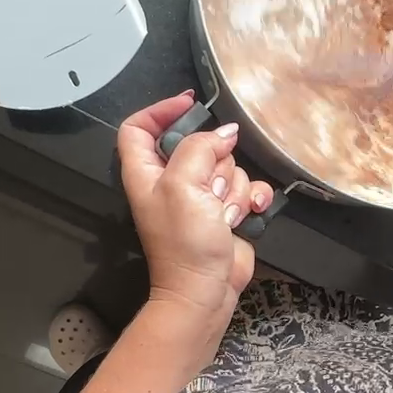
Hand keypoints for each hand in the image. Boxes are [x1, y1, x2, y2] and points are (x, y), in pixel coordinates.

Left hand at [117, 93, 275, 328]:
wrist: (206, 290)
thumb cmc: (184, 241)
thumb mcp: (183, 184)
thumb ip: (201, 147)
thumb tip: (226, 133)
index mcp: (146, 172)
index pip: (139, 127)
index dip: (160, 110)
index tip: (190, 102)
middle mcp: (173, 181)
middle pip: (200, 144)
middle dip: (217, 162)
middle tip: (212, 188)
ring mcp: (202, 196)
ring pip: (230, 167)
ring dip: (236, 188)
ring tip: (226, 214)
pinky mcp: (228, 211)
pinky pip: (248, 189)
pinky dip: (253, 200)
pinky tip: (250, 215)